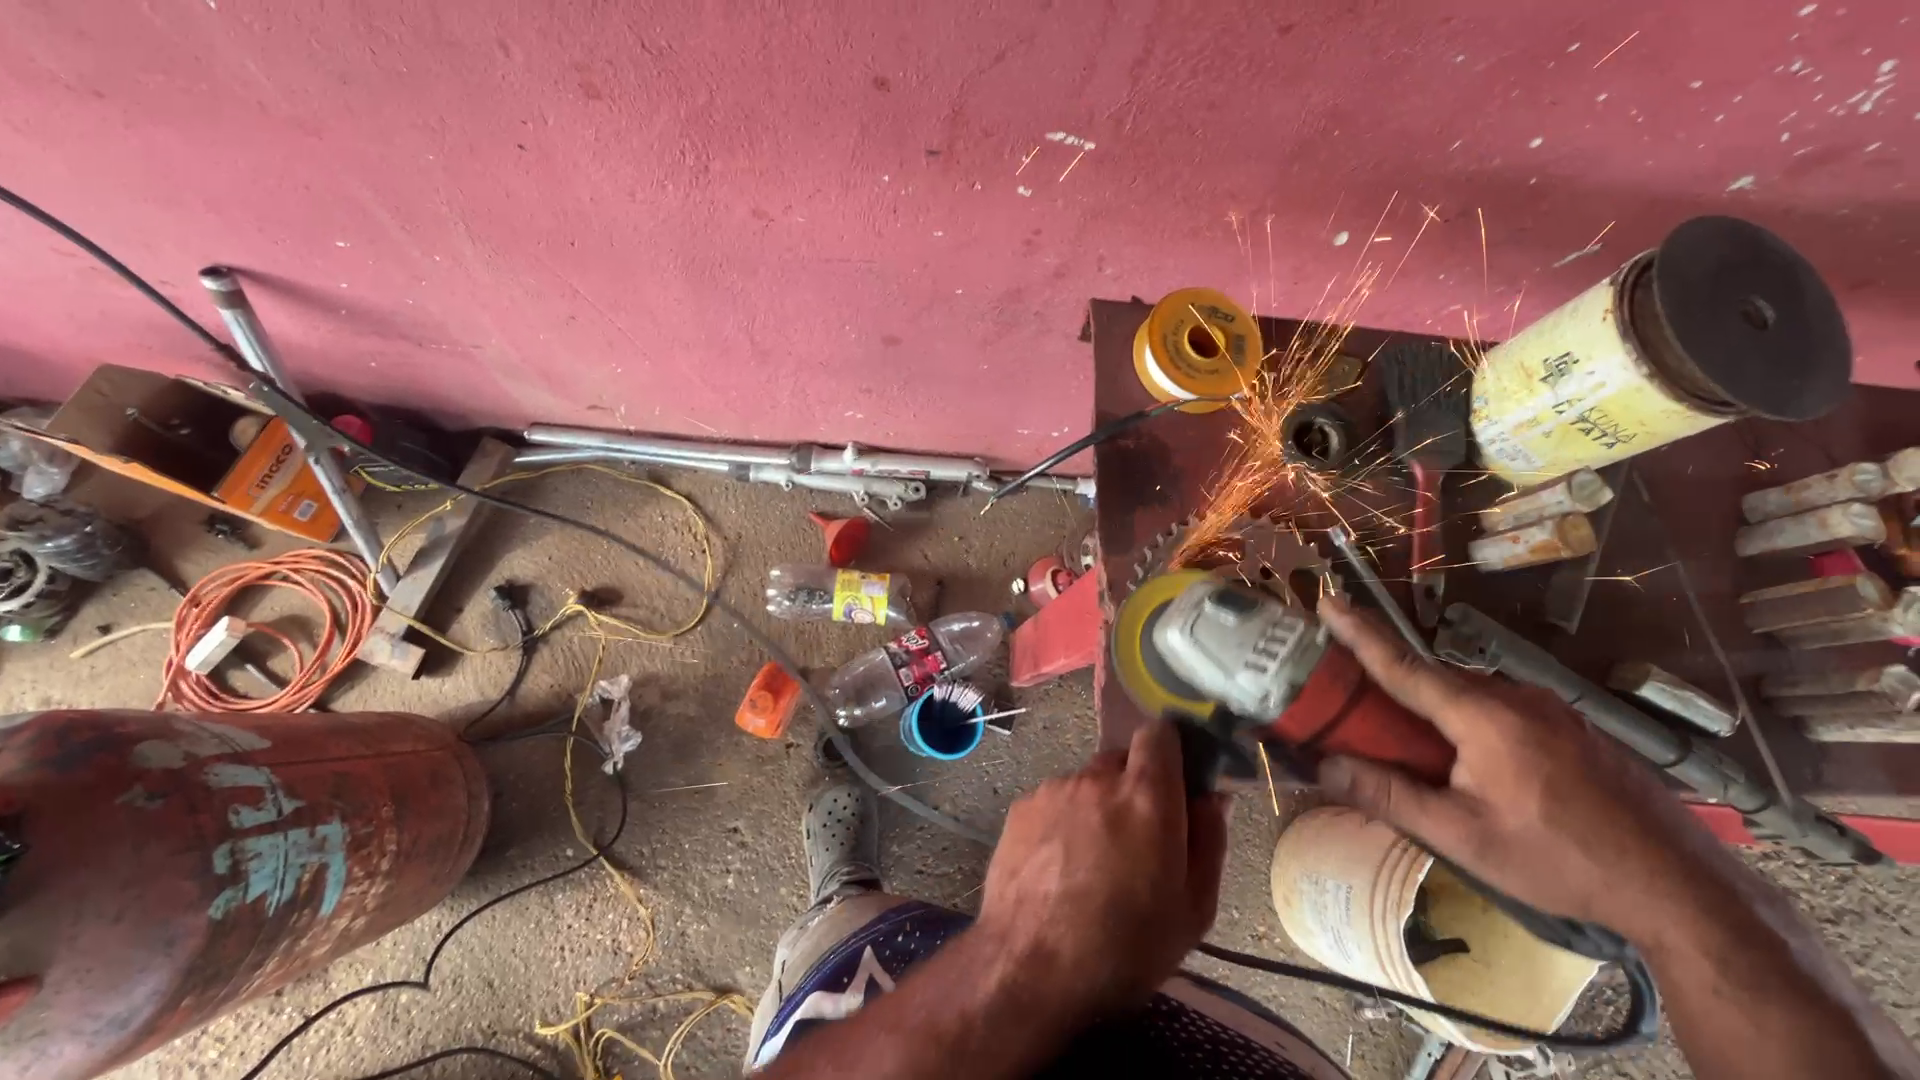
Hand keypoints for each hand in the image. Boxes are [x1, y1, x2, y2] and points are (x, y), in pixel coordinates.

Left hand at [973, 719, 1229, 1019]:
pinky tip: (1058, 867)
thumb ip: (1209, 840)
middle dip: (1132, 788)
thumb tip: (1213, 797)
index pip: (1159, 734)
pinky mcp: (1020, 808)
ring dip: (1095, 808)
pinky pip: (1053, 803)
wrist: (1029, 968)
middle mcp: (1097, 779)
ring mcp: (1053, 790)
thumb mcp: (1193, 910)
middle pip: (1121, 761)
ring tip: (1091, 862)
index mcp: (1147, 797)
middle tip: (1135, 839)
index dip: (1168, 752)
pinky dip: (1061, 823)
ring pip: (1085, 784)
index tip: (1174, 782)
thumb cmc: (1125, 948)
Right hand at [1313, 594, 1736, 941]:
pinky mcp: (1570, 727)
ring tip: (1399, 736)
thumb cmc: (1560, 861)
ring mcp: (1549, 709)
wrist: (1679, 885)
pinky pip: (1498, 707)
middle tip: (1344, 689)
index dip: (1359, 632)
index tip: (1326, 599)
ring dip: (1427, 705)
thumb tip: (1322, 769)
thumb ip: (1388, 796)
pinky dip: (1462, 718)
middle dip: (1386, 677)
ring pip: (1467, 693)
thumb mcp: (1461, 836)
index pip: (1404, 664)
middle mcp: (1516, 697)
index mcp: (1484, 716)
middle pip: (1433, 676)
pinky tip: (1461, 756)